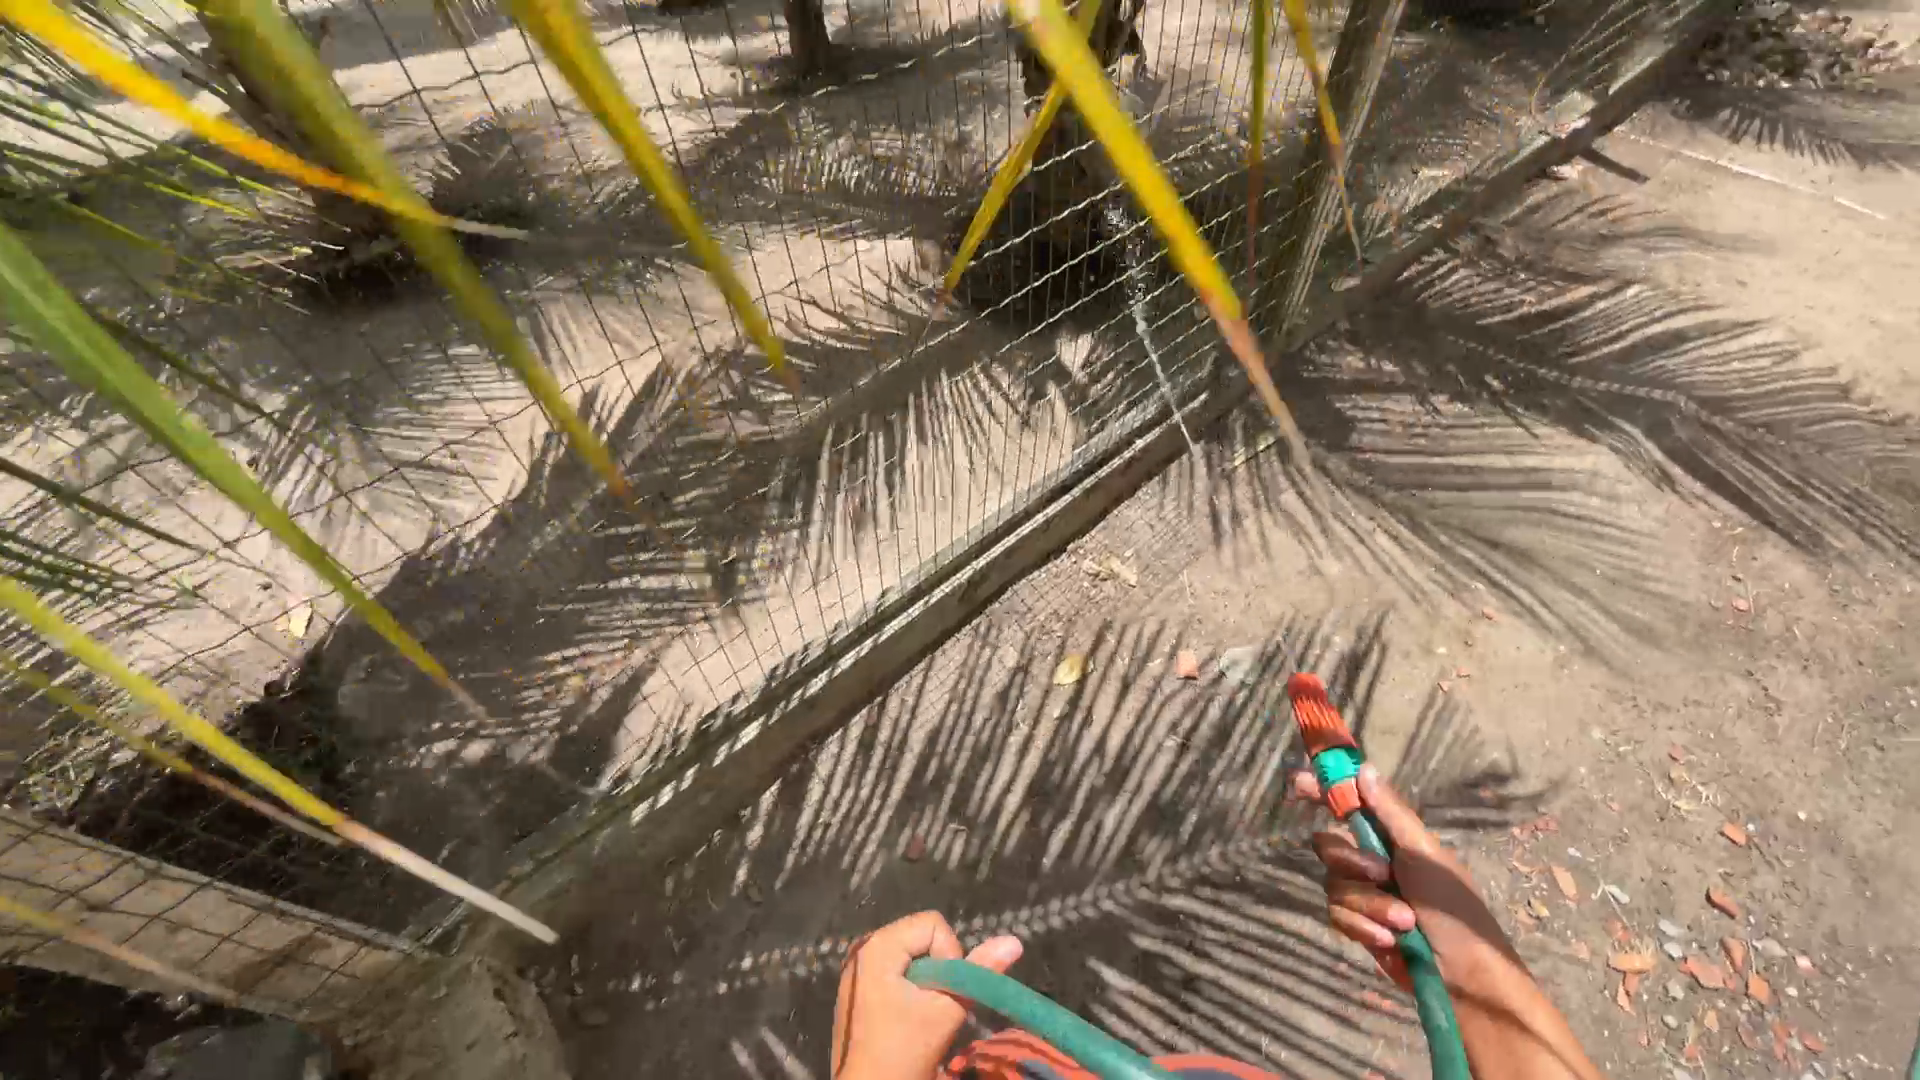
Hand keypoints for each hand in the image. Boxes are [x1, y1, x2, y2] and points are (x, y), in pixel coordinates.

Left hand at [832, 911, 1022, 1079]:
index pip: (934, 924)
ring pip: (913, 953)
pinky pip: (896, 966)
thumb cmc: (904, 1051)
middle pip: (922, 935)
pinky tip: (906, 1014)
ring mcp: (858, 966)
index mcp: (878, 944)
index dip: (949, 955)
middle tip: (934, 1004)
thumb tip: (1014, 941)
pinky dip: (910, 985)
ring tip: (920, 1011)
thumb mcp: (946, 1010)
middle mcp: (864, 946)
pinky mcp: (858, 984)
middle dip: (938, 967)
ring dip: (926, 978)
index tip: (942, 993)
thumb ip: (979, 971)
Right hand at [1292, 763, 1516, 991]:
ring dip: (1368, 903)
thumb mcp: (1425, 854)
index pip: (1347, 805)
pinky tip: (1388, 939)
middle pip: (1327, 845)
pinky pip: (1337, 914)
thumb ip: (1391, 813)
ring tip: (1403, 921)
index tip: (1298, 783)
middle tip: (1382, 874)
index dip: (1320, 791)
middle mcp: (1370, 861)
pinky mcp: (1357, 925)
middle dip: (1351, 862)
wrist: (1464, 976)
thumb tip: (1364, 767)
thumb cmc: (1454, 908)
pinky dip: (1363, 926)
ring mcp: (1362, 893)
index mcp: (1389, 838)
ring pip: (1332, 884)